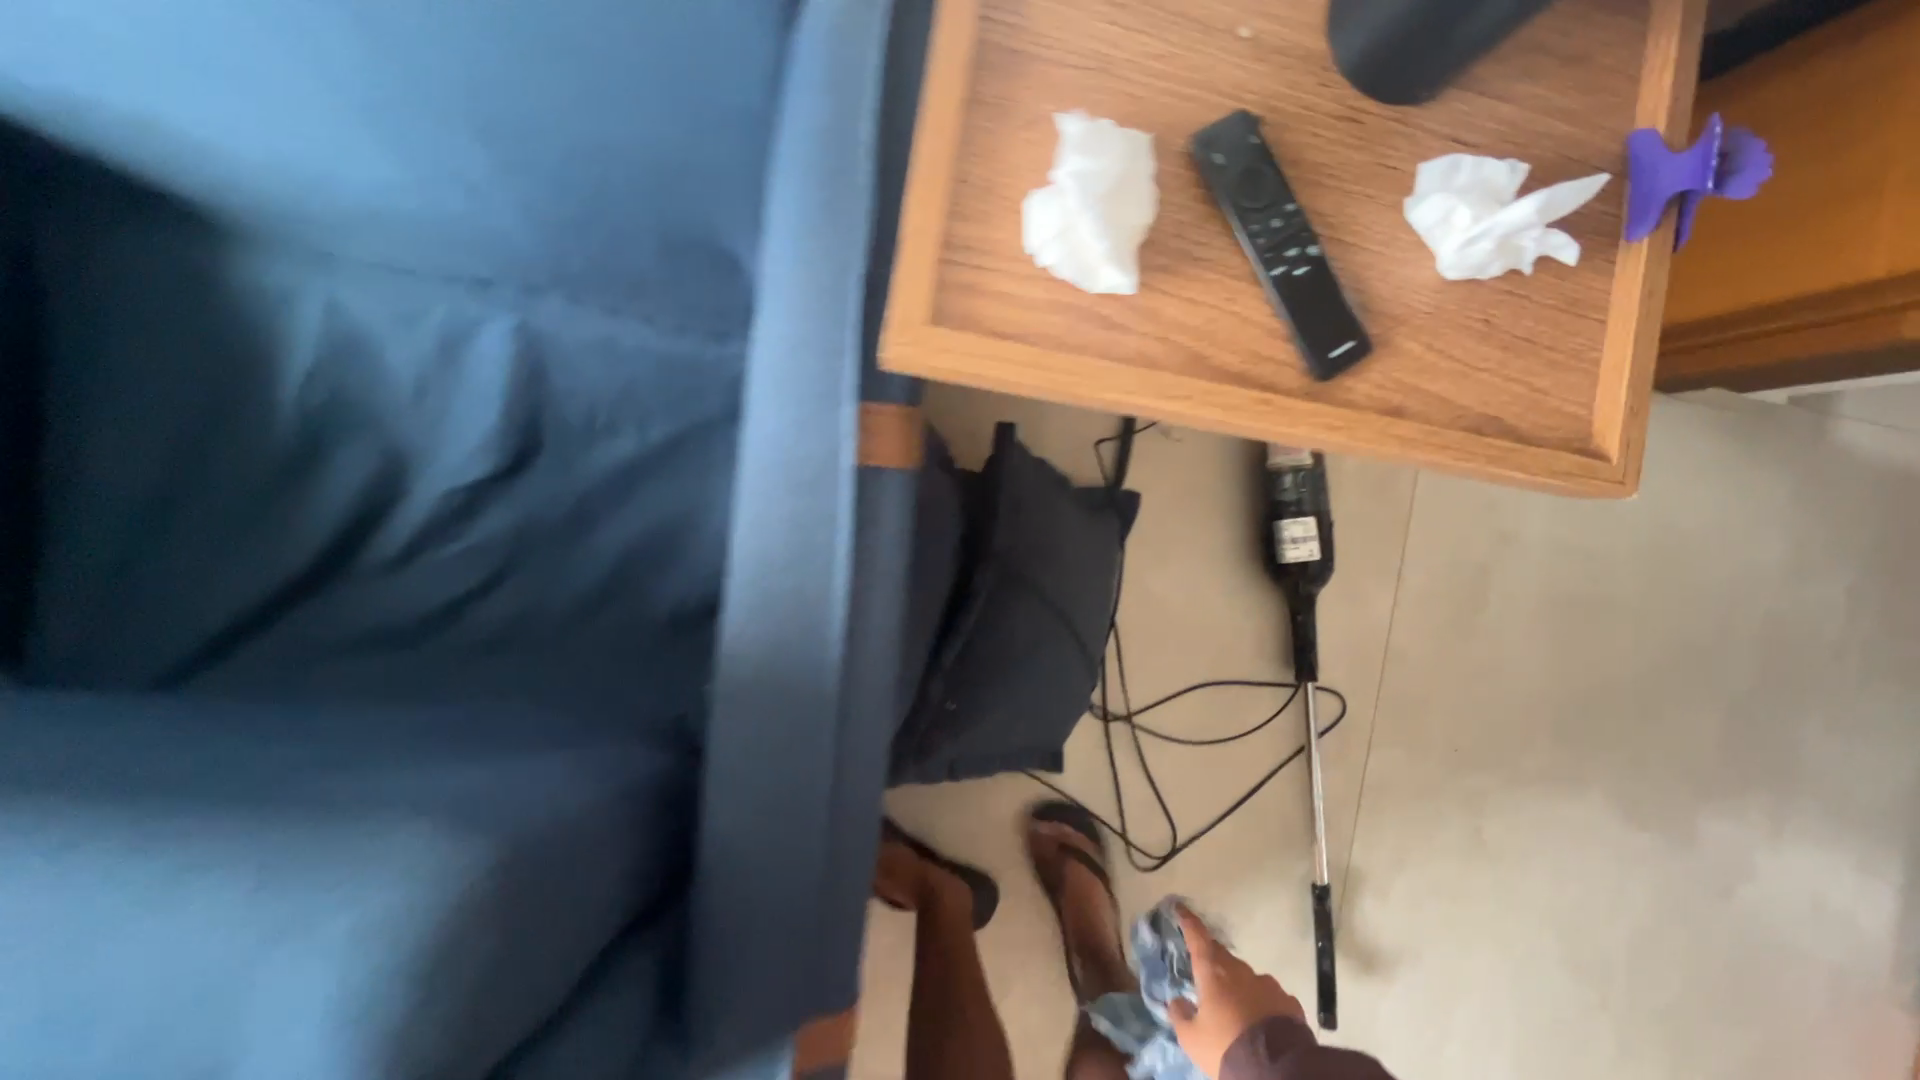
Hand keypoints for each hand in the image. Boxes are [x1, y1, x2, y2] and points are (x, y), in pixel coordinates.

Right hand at [1168, 906, 1306, 1078]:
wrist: (1277, 1069)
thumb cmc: (1226, 1047)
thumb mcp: (1191, 1039)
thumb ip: (1180, 1015)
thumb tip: (1177, 1001)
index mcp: (1213, 973)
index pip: (1197, 938)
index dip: (1188, 922)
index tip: (1181, 907)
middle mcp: (1240, 971)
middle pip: (1222, 956)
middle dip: (1213, 961)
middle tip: (1206, 976)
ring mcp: (1268, 985)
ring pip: (1248, 978)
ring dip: (1239, 988)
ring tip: (1236, 1013)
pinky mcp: (1288, 1002)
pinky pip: (1270, 998)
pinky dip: (1262, 1005)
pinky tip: (1261, 1024)